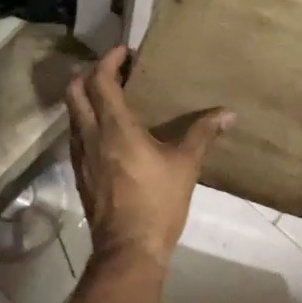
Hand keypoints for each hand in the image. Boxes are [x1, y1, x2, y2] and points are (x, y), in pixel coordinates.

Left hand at [66, 46, 234, 271]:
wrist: (128, 250)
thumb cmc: (157, 202)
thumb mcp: (185, 165)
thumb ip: (203, 133)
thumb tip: (229, 113)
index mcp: (114, 126)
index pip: (100, 80)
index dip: (108, 60)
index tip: (124, 51)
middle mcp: (90, 134)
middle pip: (74, 90)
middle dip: (88, 73)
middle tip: (112, 70)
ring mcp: (80, 155)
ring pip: (72, 112)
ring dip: (84, 97)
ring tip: (109, 96)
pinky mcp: (79, 173)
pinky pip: (75, 134)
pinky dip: (85, 120)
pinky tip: (105, 130)